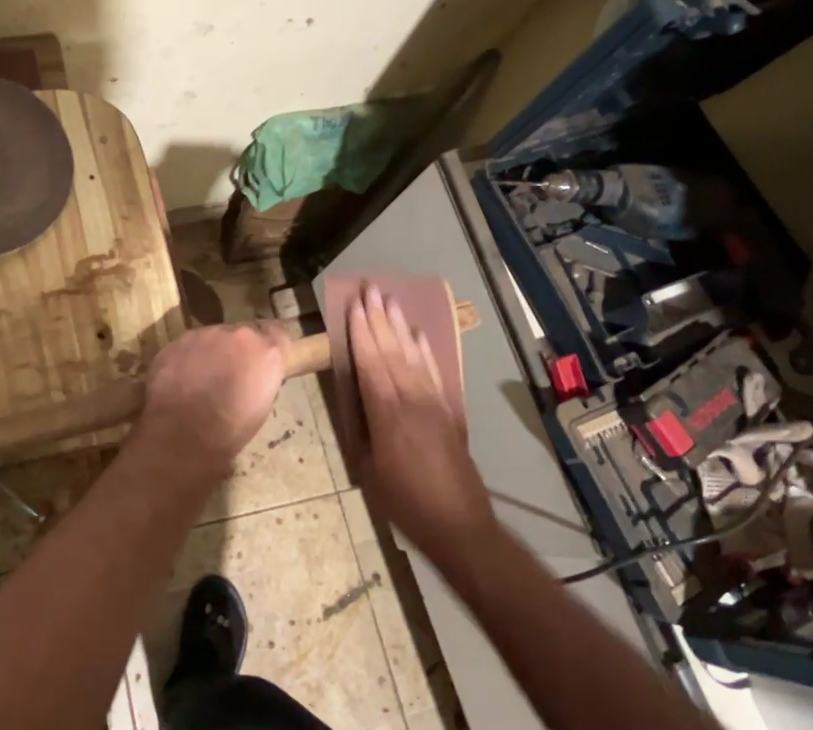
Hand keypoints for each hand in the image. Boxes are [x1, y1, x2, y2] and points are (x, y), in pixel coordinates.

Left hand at [133, 325, 289, 478]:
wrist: (177, 434)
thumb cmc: (227, 432)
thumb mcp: (261, 409)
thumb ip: (262, 380)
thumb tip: (256, 376)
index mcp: (265, 352)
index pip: (280, 336)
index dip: (274, 350)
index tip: (269, 364)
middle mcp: (238, 335)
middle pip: (246, 335)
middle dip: (243, 351)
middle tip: (236, 375)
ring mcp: (205, 334)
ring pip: (217, 337)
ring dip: (217, 352)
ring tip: (208, 379)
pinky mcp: (178, 340)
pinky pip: (192, 345)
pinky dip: (193, 357)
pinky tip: (185, 380)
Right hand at [350, 285, 493, 546]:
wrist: (459, 525)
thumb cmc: (404, 503)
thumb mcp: (369, 469)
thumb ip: (363, 429)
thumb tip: (354, 395)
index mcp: (387, 415)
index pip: (371, 363)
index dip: (361, 332)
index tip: (353, 304)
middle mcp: (413, 401)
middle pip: (393, 351)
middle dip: (380, 319)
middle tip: (371, 288)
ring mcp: (435, 404)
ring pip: (414, 356)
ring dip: (401, 326)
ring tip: (391, 300)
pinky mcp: (451, 412)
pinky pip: (436, 372)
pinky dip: (426, 350)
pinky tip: (418, 334)